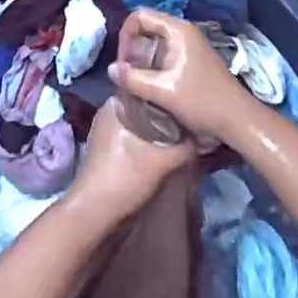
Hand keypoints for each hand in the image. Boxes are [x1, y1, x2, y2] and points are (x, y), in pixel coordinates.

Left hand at [65, 100, 195, 223]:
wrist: (94, 214)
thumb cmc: (125, 177)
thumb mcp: (163, 160)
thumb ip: (186, 145)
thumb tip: (203, 136)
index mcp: (117, 102)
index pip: (147, 83)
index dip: (169, 88)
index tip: (189, 96)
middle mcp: (110, 110)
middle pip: (146, 103)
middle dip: (167, 109)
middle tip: (192, 115)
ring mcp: (108, 129)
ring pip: (141, 119)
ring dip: (160, 125)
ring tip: (185, 130)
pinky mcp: (110, 146)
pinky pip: (136, 132)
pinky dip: (150, 137)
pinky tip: (167, 145)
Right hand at [109, 9, 259, 142]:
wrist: (236, 117)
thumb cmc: (201, 101)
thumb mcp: (163, 91)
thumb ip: (133, 79)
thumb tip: (111, 69)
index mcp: (177, 29)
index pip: (140, 16)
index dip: (126, 35)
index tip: (124, 62)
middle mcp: (183, 30)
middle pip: (147, 26)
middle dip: (132, 47)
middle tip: (127, 73)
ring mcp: (189, 43)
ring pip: (155, 40)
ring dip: (142, 57)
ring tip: (136, 80)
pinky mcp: (192, 56)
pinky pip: (165, 51)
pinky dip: (153, 63)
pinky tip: (151, 84)